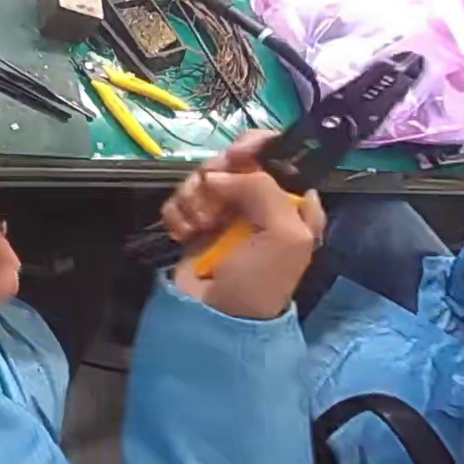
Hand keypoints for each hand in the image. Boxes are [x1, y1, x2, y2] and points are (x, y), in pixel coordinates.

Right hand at [160, 132, 324, 319]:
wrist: (216, 315)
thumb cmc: (260, 279)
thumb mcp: (286, 236)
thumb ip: (265, 191)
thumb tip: (220, 174)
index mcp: (287, 199)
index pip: (273, 154)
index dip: (252, 148)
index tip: (235, 158)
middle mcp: (254, 200)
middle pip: (227, 162)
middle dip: (215, 179)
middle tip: (212, 201)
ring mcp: (220, 210)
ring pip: (198, 179)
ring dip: (193, 200)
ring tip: (198, 227)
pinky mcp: (190, 220)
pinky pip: (176, 198)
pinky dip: (176, 213)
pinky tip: (183, 233)